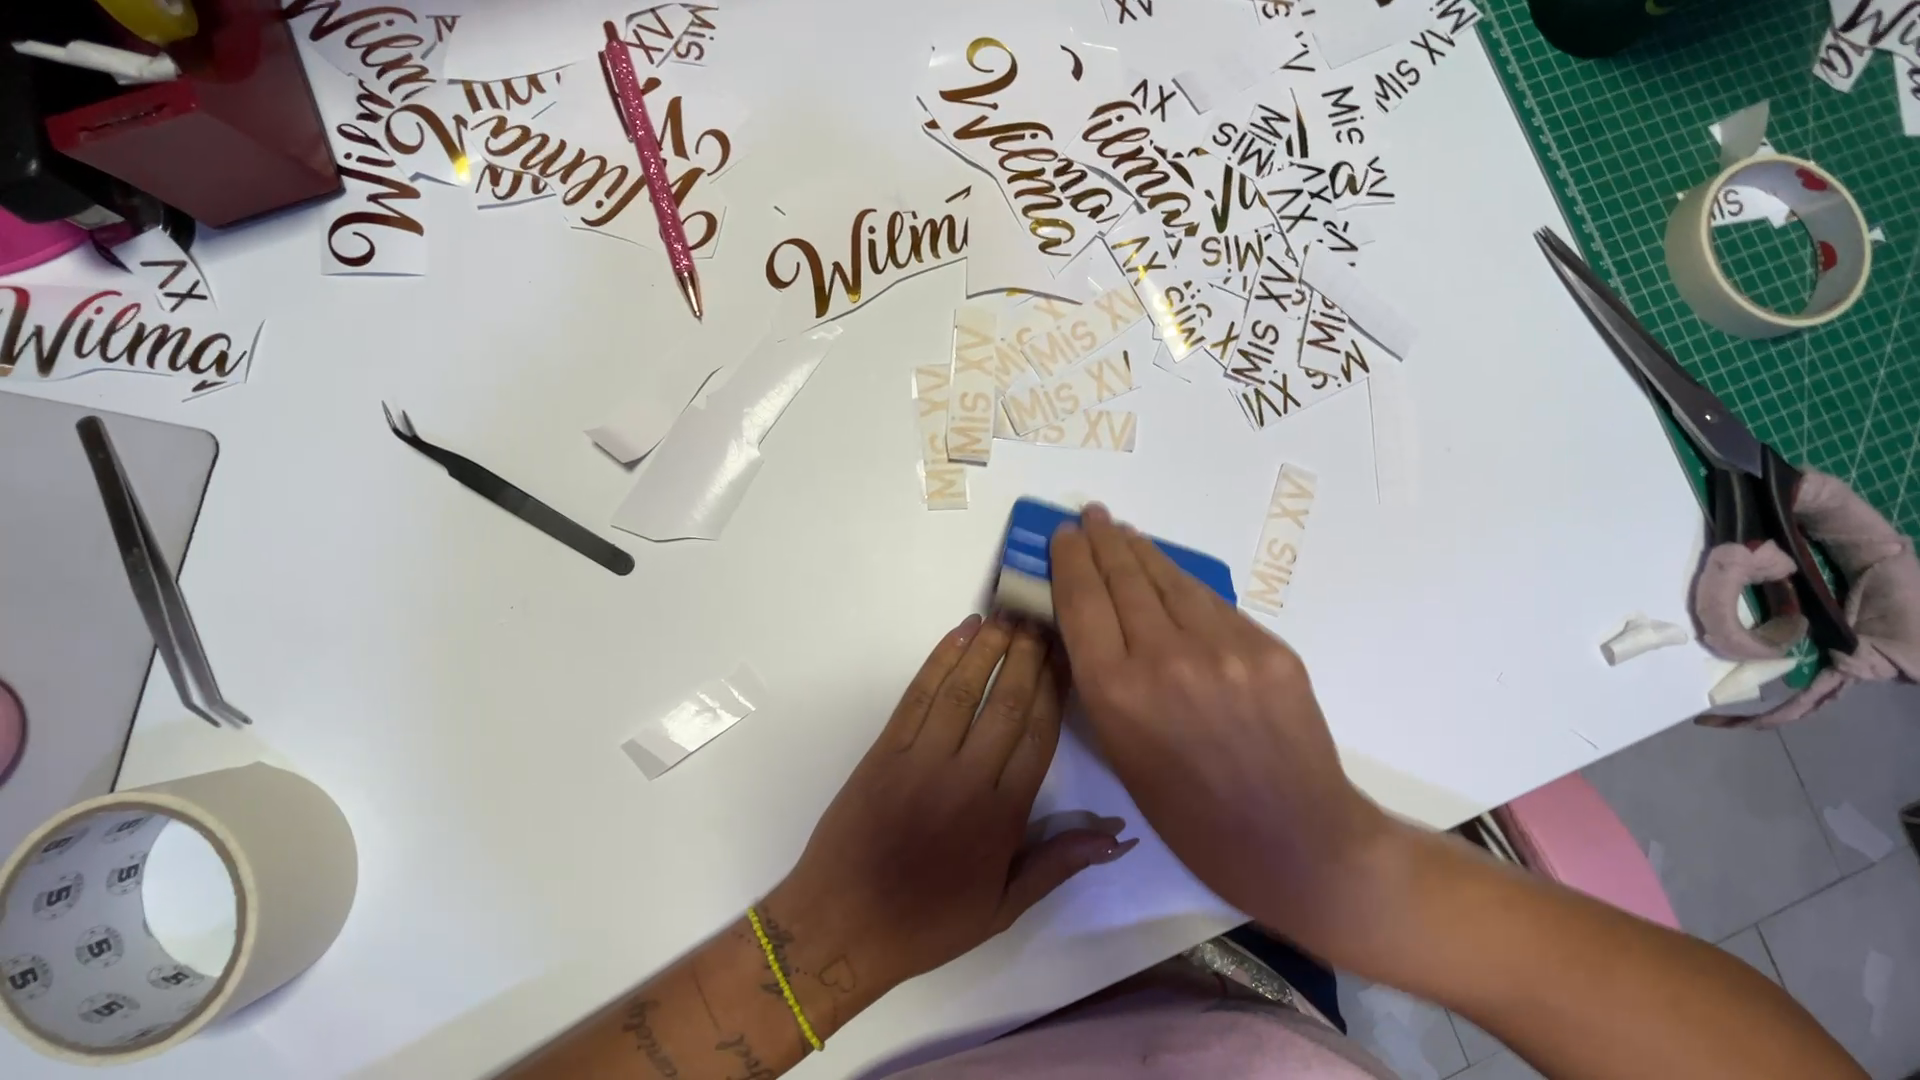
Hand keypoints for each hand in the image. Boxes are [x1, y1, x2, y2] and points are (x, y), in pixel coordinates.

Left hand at [764, 614, 1133, 1023]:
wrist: (843, 924)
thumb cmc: (928, 922)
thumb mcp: (1002, 908)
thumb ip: (1058, 864)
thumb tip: (1118, 836)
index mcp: (1003, 815)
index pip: (1040, 735)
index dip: (1057, 688)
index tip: (1070, 653)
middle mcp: (967, 776)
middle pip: (1007, 701)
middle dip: (1029, 655)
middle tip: (1043, 618)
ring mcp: (921, 757)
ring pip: (964, 688)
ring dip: (988, 645)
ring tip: (1009, 613)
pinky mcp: (885, 749)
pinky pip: (919, 694)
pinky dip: (941, 659)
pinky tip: (960, 632)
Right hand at [1048, 504, 1391, 956]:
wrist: (1293, 839)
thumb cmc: (1191, 818)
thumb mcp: (1123, 755)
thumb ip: (1106, 687)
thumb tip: (1096, 630)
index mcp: (1117, 693)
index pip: (1082, 602)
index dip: (1070, 562)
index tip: (1063, 536)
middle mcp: (1165, 657)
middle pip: (1124, 579)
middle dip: (1103, 542)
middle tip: (1091, 516)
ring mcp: (1223, 648)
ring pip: (1170, 581)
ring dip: (1142, 552)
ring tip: (1124, 532)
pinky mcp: (1267, 647)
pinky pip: (1213, 604)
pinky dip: (1184, 585)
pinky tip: (1171, 576)